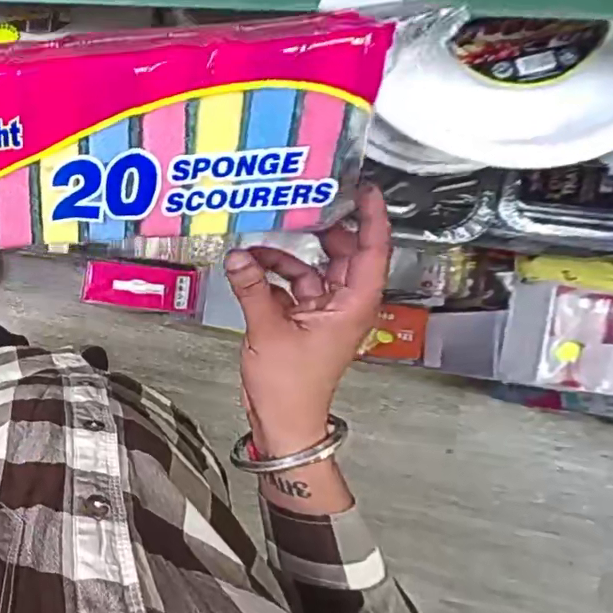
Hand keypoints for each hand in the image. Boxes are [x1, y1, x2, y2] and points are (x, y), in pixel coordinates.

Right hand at [223, 185, 391, 457]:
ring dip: (288, 258)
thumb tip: (239, 257)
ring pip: (314, 272)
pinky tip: (253, 270)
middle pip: (343, 257)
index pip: (372, 251)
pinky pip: (293, 289)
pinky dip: (274, 279)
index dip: (371, 218)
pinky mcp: (303, 323)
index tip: (363, 192)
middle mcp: (344, 306)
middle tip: (307, 207)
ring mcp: (324, 314)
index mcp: (353, 306)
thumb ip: (252, 288)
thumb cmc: (292, 389)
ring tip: (261, 244)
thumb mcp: (268, 330)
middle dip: (324, 233)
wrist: (283, 420)